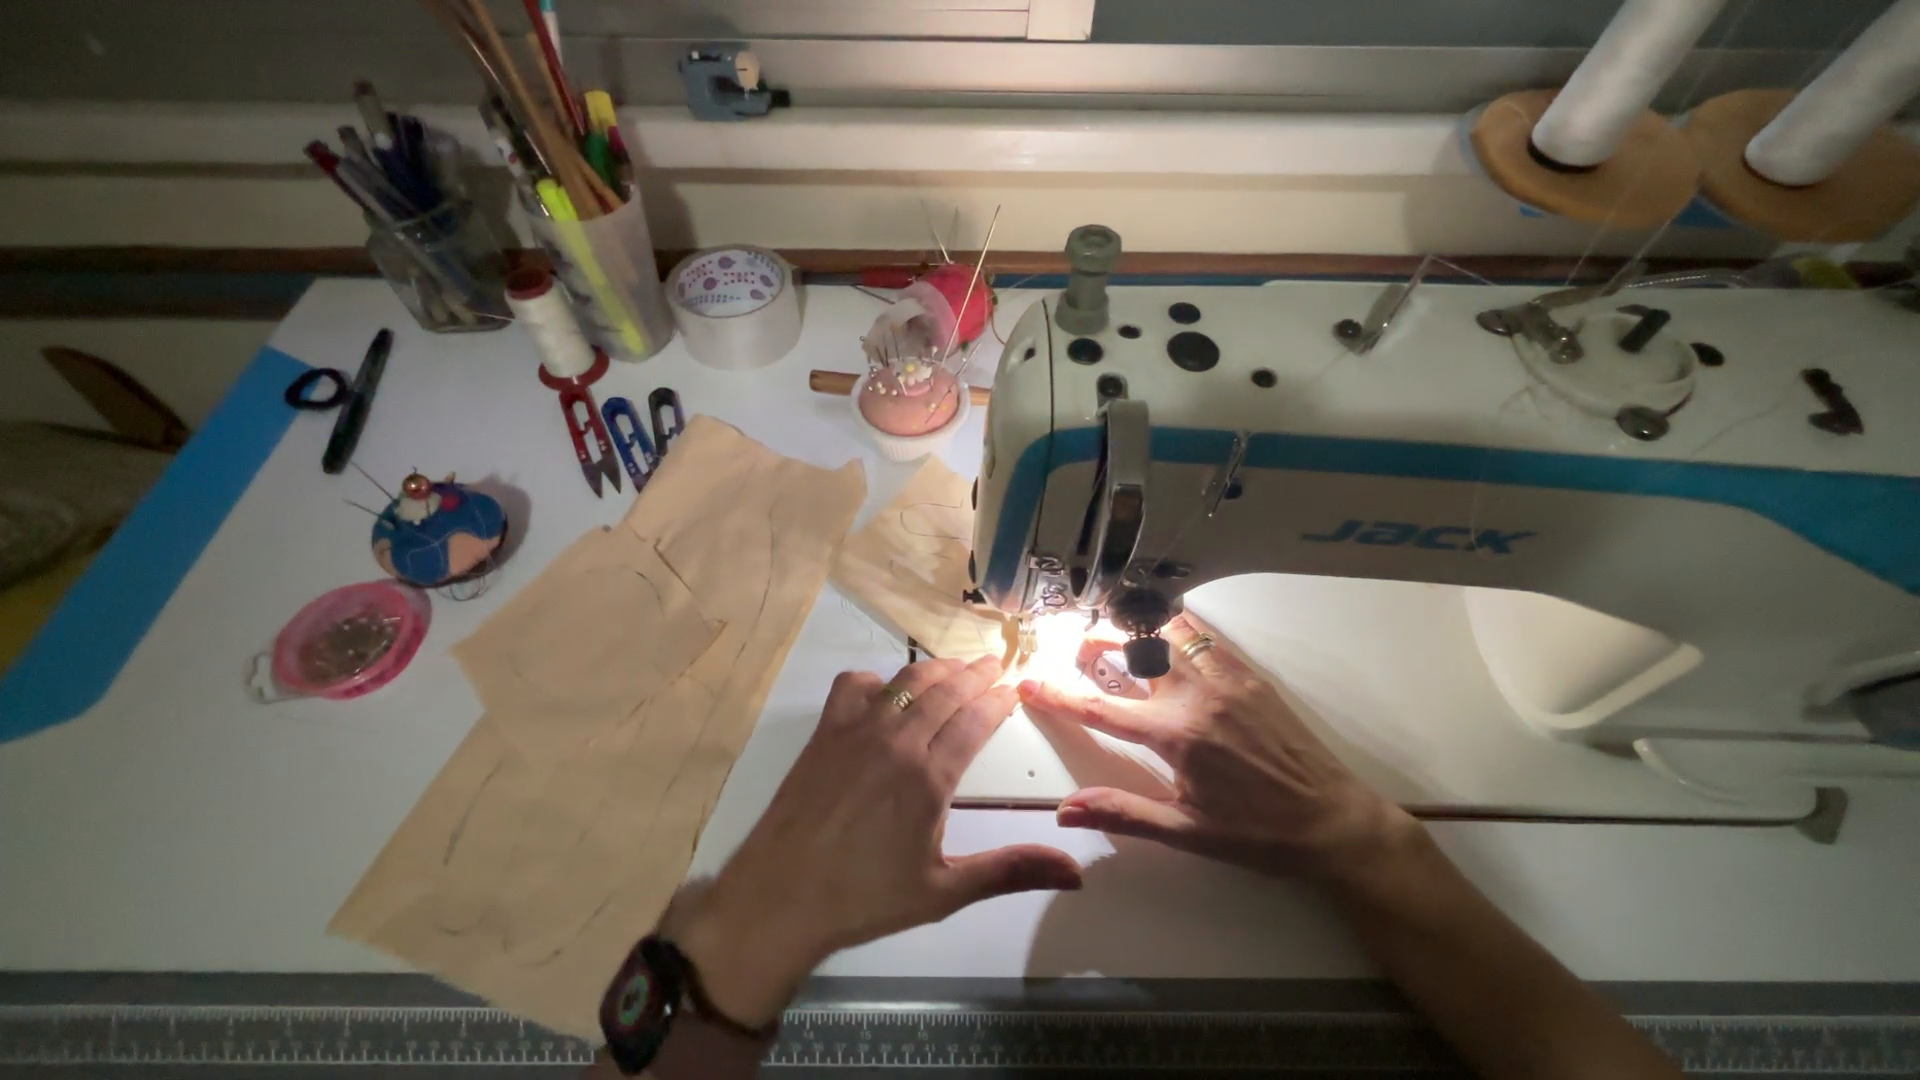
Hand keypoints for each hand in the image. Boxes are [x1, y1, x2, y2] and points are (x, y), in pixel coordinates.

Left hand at [670, 655, 1082, 1025]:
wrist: (780, 898)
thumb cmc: (864, 898)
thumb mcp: (943, 892)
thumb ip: (1009, 871)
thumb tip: (1075, 873)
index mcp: (929, 779)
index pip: (974, 722)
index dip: (997, 701)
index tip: (1013, 689)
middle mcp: (896, 743)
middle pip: (945, 692)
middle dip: (974, 674)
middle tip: (994, 664)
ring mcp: (856, 732)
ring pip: (906, 683)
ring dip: (936, 669)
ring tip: (957, 666)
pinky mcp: (824, 733)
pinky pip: (853, 687)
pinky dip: (877, 680)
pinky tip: (887, 691)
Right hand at [1019, 615, 1417, 886]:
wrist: (1334, 822)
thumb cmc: (1257, 834)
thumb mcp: (1186, 832)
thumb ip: (1123, 812)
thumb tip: (1064, 810)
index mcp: (1176, 735)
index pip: (1101, 708)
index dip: (1059, 695)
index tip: (1029, 683)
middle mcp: (1198, 695)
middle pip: (1134, 648)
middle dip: (1098, 641)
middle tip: (1081, 648)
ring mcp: (1228, 678)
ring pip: (1171, 629)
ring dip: (1137, 626)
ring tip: (1119, 634)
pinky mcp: (1252, 675)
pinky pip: (1205, 636)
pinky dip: (1176, 627)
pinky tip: (1167, 635)